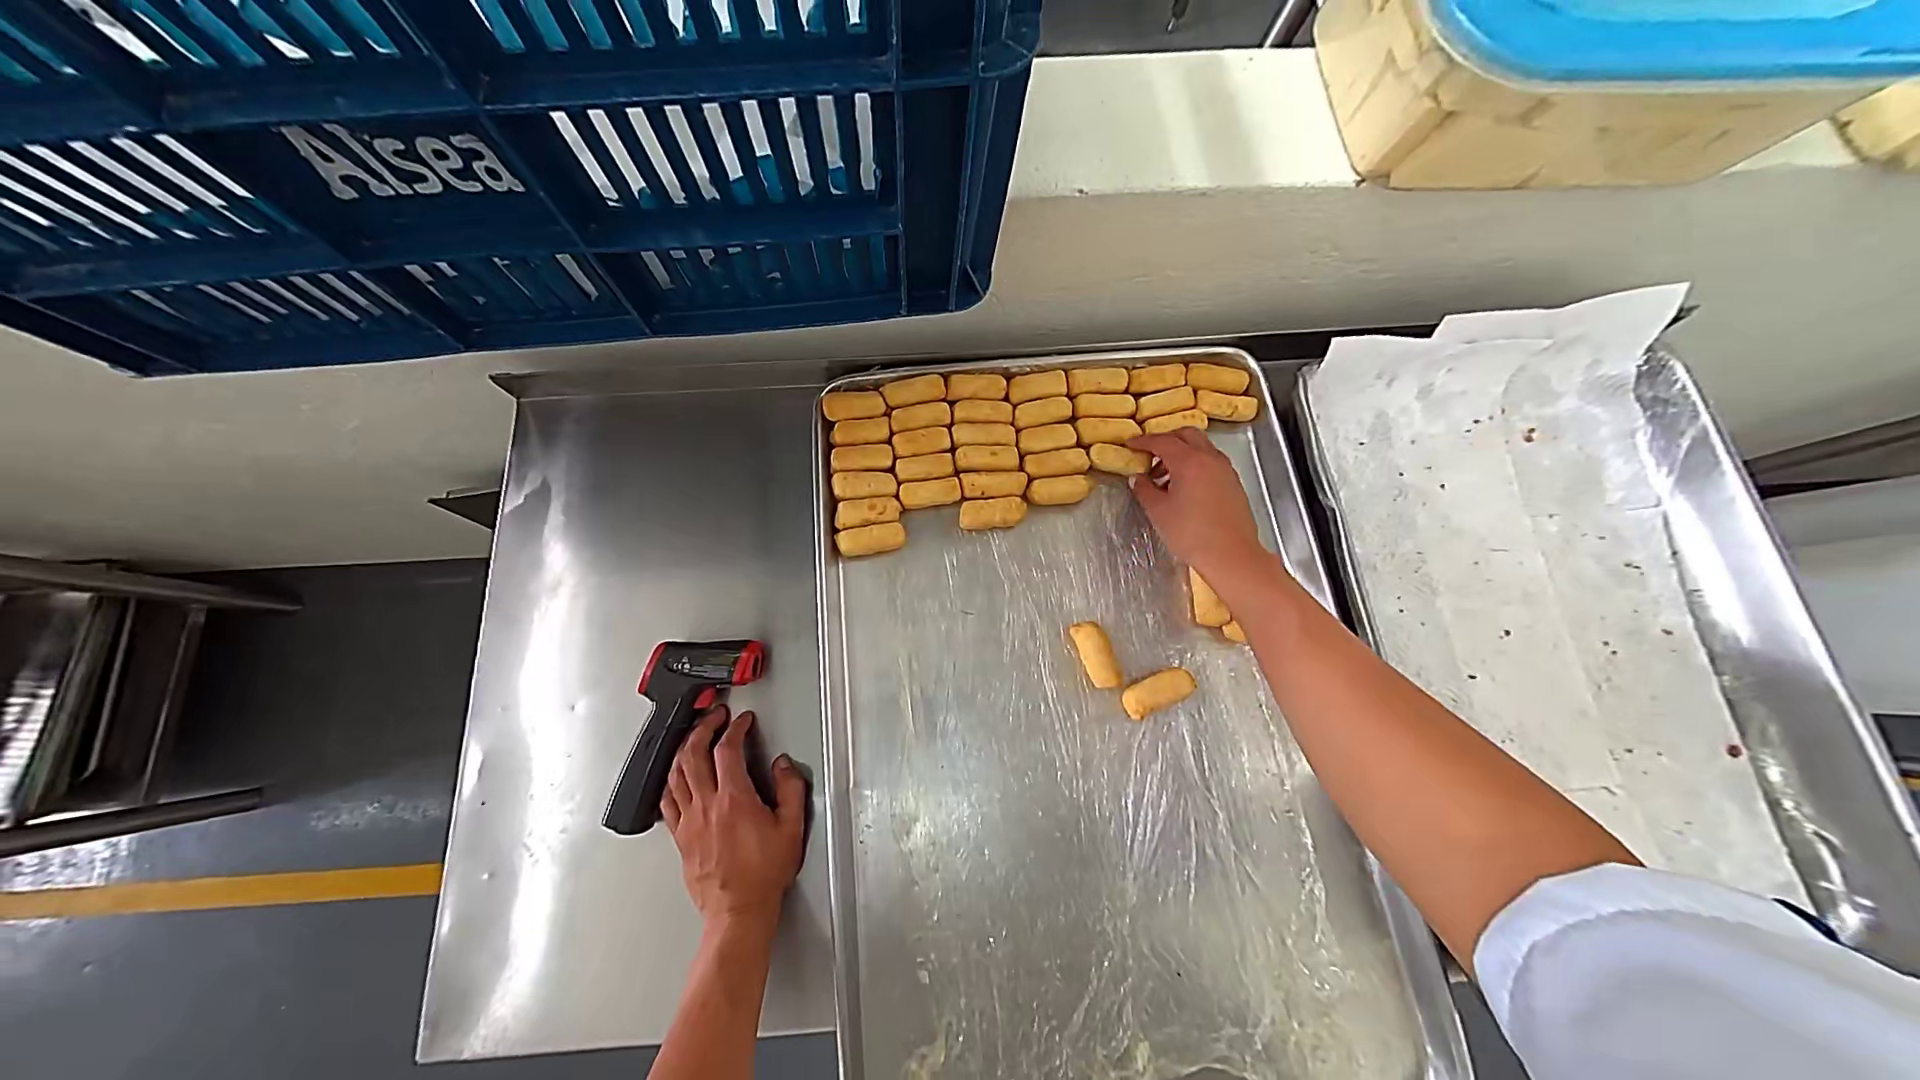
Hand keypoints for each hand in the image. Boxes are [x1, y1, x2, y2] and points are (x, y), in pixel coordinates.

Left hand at [661, 705, 807, 926]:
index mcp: (735, 800)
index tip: (743, 721)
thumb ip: (790, 789)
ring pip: (676, 774)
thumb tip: (783, 766)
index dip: (735, 728)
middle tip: (714, 717)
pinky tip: (676, 776)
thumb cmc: (763, 875)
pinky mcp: (681, 838)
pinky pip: (667, 801)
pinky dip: (670, 781)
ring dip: (684, 748)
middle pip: (694, 753)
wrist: (738, 910)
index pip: (728, 749)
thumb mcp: (792, 827)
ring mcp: (689, 822)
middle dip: (703, 727)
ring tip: (694, 737)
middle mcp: (707, 806)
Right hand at [1127, 428, 1267, 579]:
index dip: (1143, 441)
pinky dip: (1195, 464)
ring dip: (1182, 453)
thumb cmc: (1191, 534)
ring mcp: (1225, 470)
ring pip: (1201, 447)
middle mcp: (1210, 459)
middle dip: (1166, 440)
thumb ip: (1144, 490)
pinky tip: (1184, 486)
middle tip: (1149, 454)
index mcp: (1189, 461)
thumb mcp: (1158, 512)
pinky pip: (1211, 462)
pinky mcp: (1233, 483)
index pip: (1162, 441)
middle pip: (1186, 435)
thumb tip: (1138, 479)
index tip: (1131, 444)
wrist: (1231, 555)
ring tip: (1164, 475)